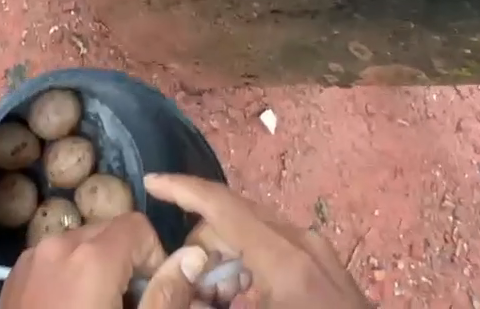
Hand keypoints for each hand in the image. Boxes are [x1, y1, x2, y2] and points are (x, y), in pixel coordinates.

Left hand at [0, 210, 213, 308]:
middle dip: (128, 266)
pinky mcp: (15, 274)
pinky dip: (72, 276)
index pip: (138, 226)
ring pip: (81, 245)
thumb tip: (193, 256)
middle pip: (109, 233)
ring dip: (100, 271)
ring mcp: (31, 258)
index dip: (155, 259)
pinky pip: (56, 259)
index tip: (153, 299)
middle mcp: (58, 244)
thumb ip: (167, 296)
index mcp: (90, 257)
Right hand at [146, 174, 370, 307]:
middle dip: (201, 239)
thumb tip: (183, 287)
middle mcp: (301, 243)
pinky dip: (250, 263)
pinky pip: (275, 248)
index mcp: (283, 258)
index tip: (149, 183)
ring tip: (215, 294)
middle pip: (234, 216)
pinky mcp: (329, 270)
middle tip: (184, 279)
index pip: (221, 203)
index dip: (181, 189)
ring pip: (254, 231)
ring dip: (226, 254)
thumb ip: (214, 302)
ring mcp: (319, 253)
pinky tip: (244, 296)